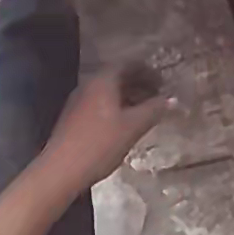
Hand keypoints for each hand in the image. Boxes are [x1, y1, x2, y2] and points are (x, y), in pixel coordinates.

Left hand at [36, 65, 170, 192]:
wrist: (61, 169)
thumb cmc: (100, 143)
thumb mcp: (132, 126)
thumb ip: (153, 110)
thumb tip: (172, 98)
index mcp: (102, 81)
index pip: (127, 65)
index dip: (147, 71)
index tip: (162, 83)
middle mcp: (88, 86)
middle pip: (116, 77)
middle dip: (138, 84)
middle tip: (157, 97)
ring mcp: (78, 101)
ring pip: (107, 92)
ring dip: (127, 97)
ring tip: (144, 112)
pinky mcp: (73, 117)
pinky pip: (98, 104)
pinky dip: (115, 107)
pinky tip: (124, 124)